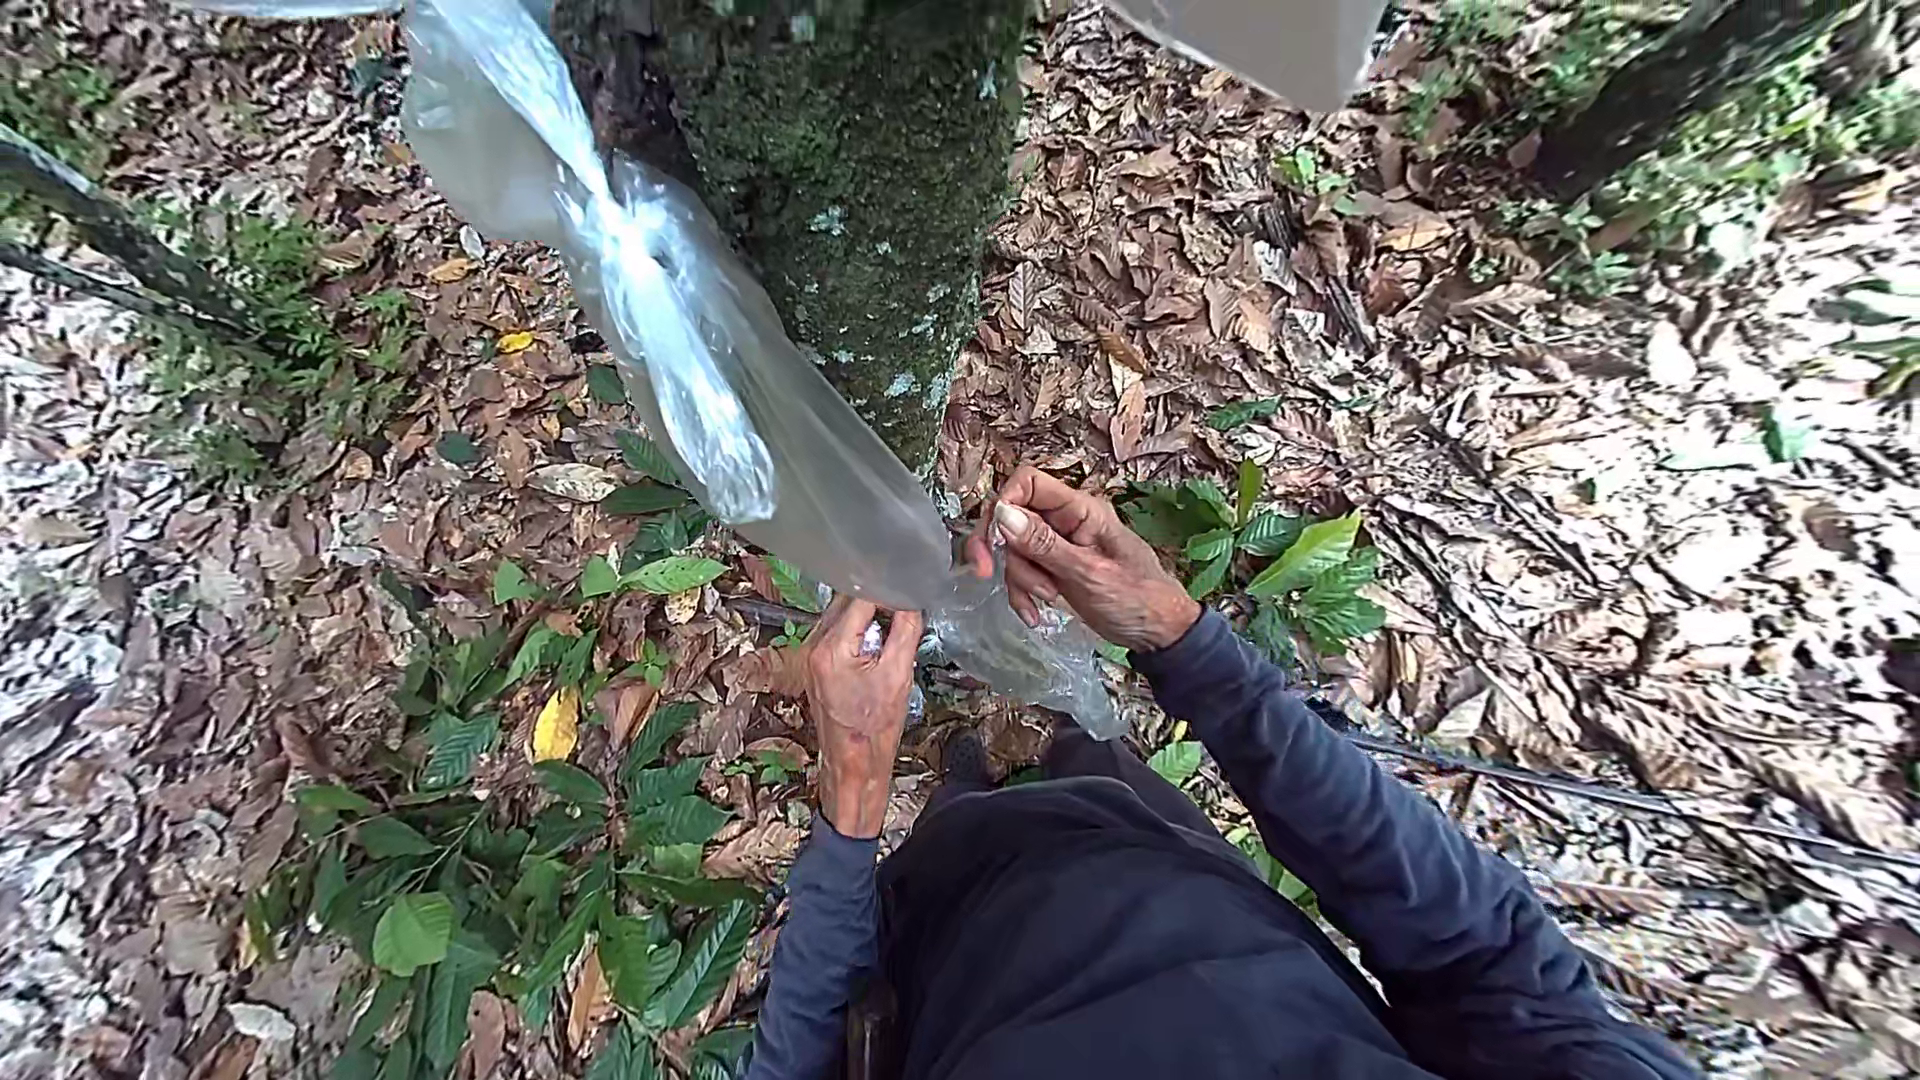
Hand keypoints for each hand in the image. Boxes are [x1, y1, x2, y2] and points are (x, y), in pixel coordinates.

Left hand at [802, 595, 923, 838]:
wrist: (853, 764)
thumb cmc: (875, 727)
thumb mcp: (898, 674)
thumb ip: (904, 630)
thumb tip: (911, 599)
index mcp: (832, 648)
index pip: (860, 598)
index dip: (887, 591)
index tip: (908, 590)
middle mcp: (814, 645)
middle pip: (847, 601)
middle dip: (876, 599)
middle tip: (904, 605)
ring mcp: (810, 652)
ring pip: (841, 613)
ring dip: (867, 613)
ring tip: (893, 622)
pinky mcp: (815, 661)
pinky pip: (837, 629)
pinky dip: (857, 627)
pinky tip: (876, 639)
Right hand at [964, 466, 1199, 652]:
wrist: (1157, 633)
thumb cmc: (1137, 598)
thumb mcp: (1089, 573)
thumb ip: (1044, 544)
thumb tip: (1002, 514)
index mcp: (1081, 509)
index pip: (1029, 482)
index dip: (1004, 503)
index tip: (995, 538)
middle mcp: (1065, 521)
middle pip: (1011, 517)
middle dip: (999, 546)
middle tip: (986, 572)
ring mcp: (1057, 546)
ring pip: (1013, 549)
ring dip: (1020, 578)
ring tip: (1046, 600)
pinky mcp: (1052, 569)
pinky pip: (1022, 573)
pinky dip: (1022, 593)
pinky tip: (1034, 615)